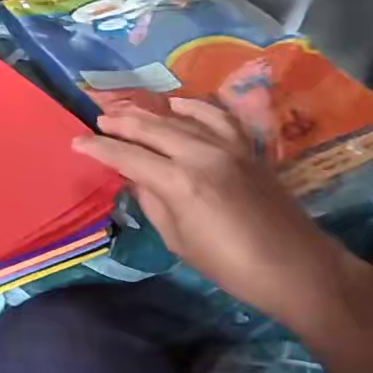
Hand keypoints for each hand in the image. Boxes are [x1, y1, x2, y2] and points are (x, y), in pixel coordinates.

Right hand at [73, 98, 372, 332]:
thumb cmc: (229, 265)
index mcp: (179, 182)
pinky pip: (217, 117)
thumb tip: (134, 178)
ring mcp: (228, 147)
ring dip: (151, 112)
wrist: (295, 267)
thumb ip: (153, 202)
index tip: (77, 141)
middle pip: (151, 129)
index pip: (127, 156)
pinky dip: (195, 108)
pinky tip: (179, 106)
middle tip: (98, 118)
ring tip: (128, 110)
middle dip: (121, 122)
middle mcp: (201, 155)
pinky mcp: (247, 148)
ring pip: (181, 118)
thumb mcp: (178, 240)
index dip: (99, 148)